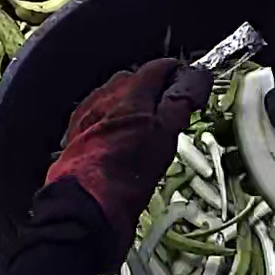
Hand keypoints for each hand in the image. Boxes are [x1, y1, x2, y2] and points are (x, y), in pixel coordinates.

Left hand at [43, 59, 211, 242]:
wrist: (85, 207)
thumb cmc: (129, 173)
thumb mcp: (166, 136)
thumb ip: (181, 102)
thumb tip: (198, 77)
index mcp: (131, 92)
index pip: (158, 67)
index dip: (177, 72)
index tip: (188, 84)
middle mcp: (106, 95)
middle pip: (135, 79)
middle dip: (153, 90)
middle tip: (169, 111)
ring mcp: (87, 113)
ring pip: (115, 97)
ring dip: (131, 105)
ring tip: (145, 128)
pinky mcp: (76, 133)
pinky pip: (99, 116)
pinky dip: (113, 121)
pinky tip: (120, 141)